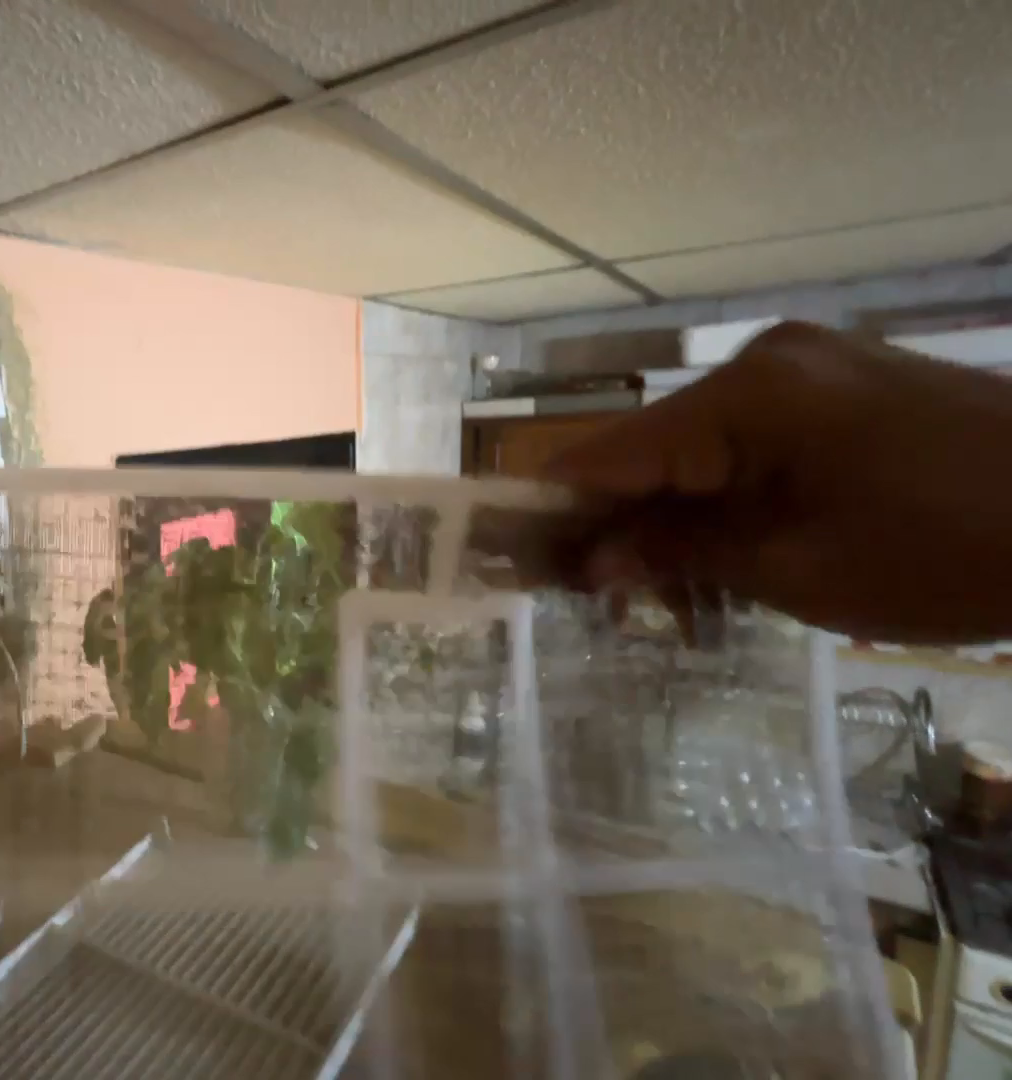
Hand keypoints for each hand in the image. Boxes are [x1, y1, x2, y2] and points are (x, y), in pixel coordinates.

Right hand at [543, 320, 1011, 645]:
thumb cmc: (962, 553)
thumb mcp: (795, 569)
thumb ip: (671, 553)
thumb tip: (583, 563)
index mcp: (741, 399)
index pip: (597, 458)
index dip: (542, 512)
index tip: (504, 561)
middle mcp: (756, 365)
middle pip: (637, 451)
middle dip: (605, 521)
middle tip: (583, 591)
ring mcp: (798, 368)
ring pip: (683, 449)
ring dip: (658, 514)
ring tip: (652, 584)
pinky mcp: (831, 383)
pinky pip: (736, 441)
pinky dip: (711, 494)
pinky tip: (712, 543)